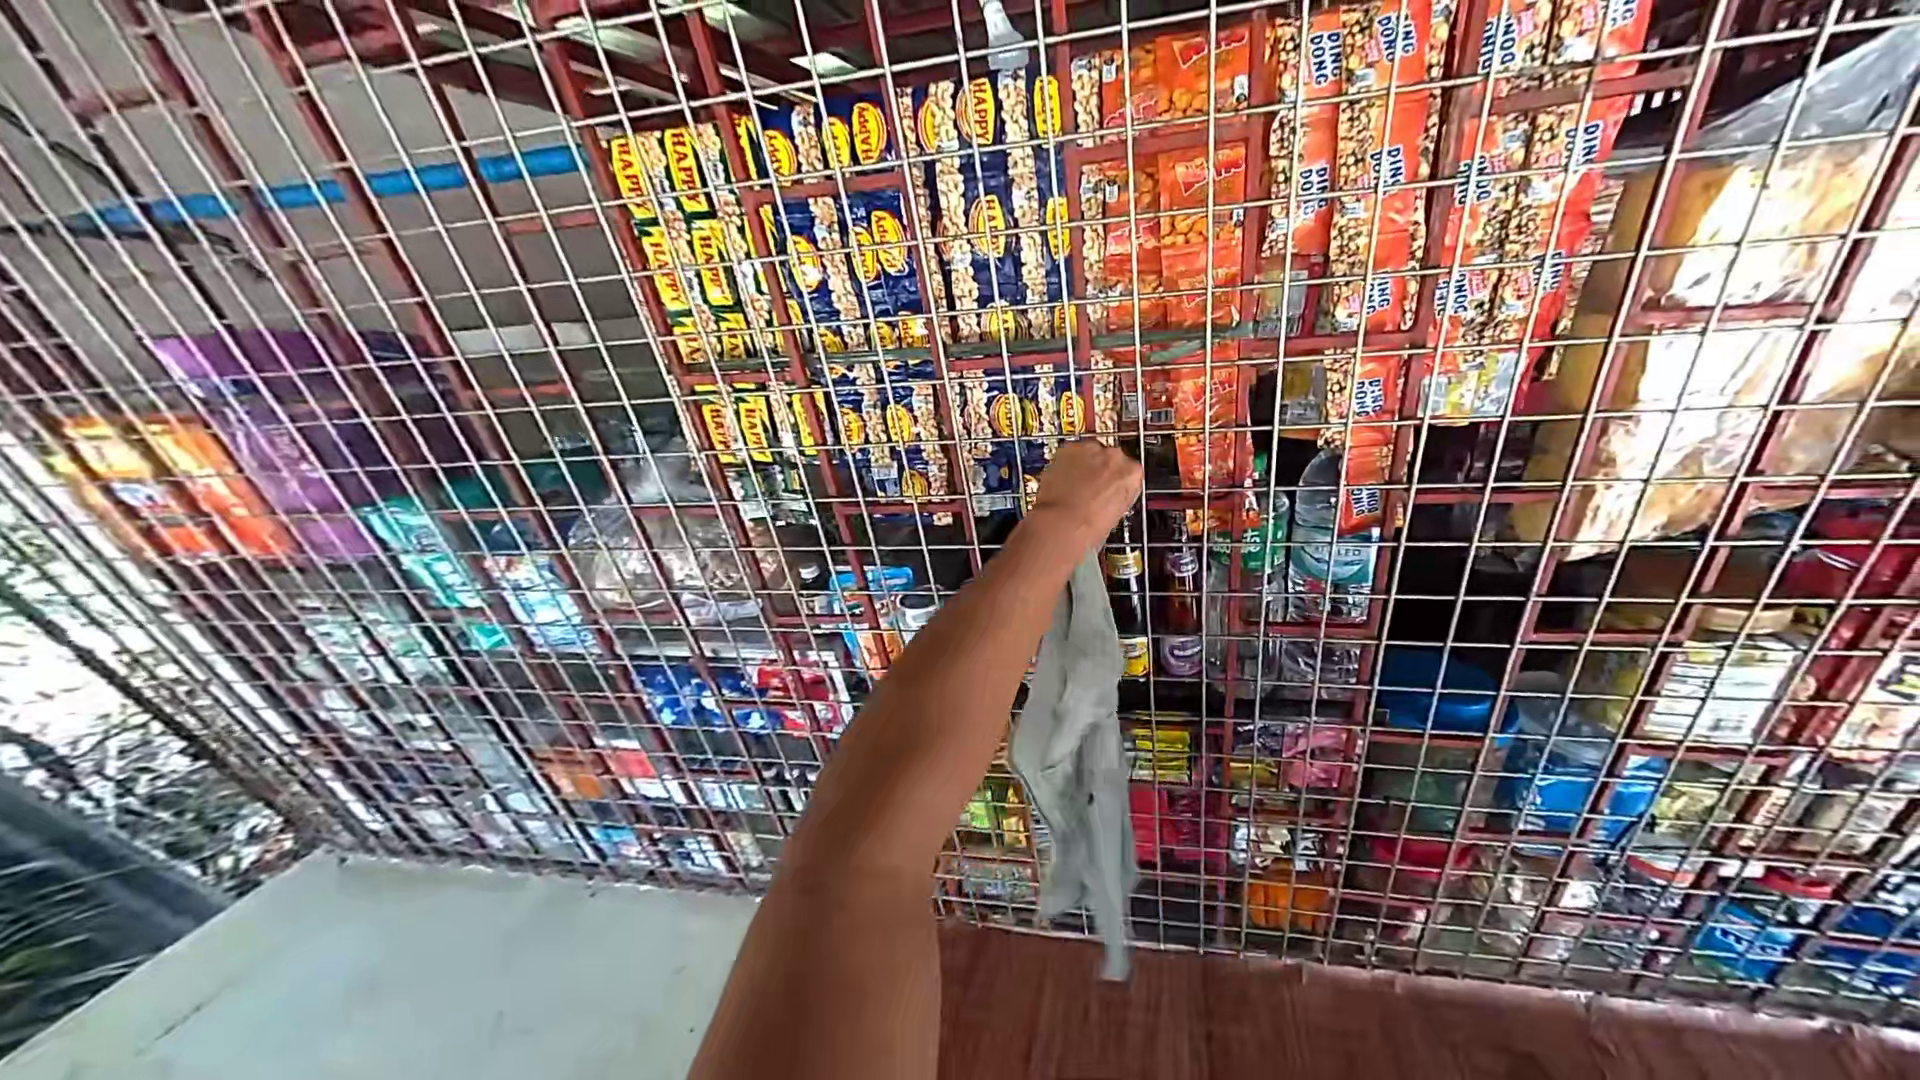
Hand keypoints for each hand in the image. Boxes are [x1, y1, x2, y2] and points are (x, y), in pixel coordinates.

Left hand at [1026, 439, 1142, 548]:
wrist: (1064, 523)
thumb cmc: (1090, 527)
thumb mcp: (1116, 513)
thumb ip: (1115, 495)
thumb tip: (1106, 495)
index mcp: (1133, 474)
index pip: (1128, 470)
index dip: (1114, 480)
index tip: (1107, 487)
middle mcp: (1116, 457)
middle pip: (1109, 458)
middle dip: (1099, 470)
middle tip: (1088, 487)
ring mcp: (1093, 450)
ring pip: (1089, 453)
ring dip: (1082, 465)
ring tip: (1072, 486)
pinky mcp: (1070, 448)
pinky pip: (1069, 453)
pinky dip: (1065, 463)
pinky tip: (1061, 481)